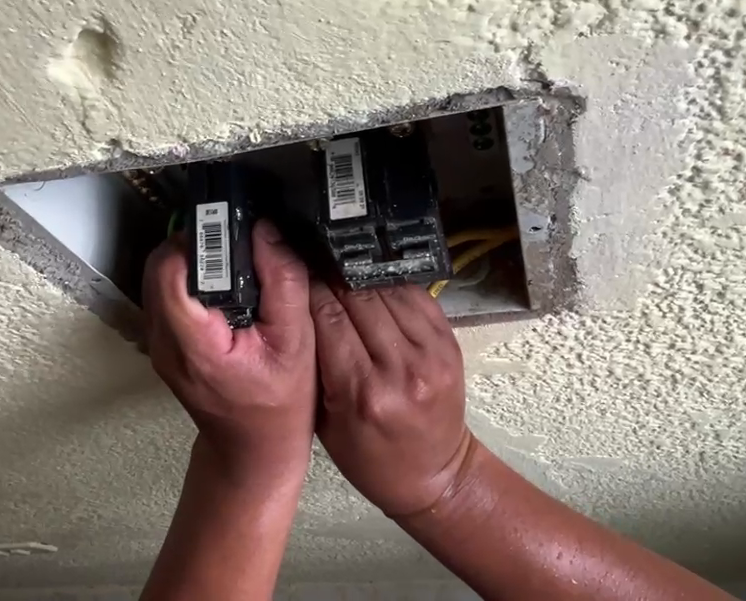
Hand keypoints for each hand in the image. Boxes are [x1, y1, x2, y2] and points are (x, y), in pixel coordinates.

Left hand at [143, 219, 315, 478]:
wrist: (253, 453)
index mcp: (194, 344)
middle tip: (233, 238)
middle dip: (193, 243)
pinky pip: (166, 292)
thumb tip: (265, 230)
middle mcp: (165, 343)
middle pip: (159, 267)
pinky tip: (222, 284)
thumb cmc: (279, 407)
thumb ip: (282, 283)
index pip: (169, 272)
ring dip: (190, 258)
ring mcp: (159, 344)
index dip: (194, 240)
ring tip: (231, 259)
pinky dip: (189, 277)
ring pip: (159, 276)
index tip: (226, 227)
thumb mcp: (297, 344)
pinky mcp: (164, 342)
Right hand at [308, 280, 474, 516]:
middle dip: (331, 279)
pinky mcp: (450, 343)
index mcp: (362, 393)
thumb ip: (312, 362)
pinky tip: (373, 285)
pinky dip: (389, 285)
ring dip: (359, 278)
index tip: (295, 276)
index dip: (309, 290)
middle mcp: (400, 370)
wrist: (434, 477)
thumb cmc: (368, 456)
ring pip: (385, 289)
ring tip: (340, 273)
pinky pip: (413, 295)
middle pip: (357, 297)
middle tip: (314, 268)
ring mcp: (431, 354)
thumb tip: (299, 305)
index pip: (328, 318)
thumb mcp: (324, 419)